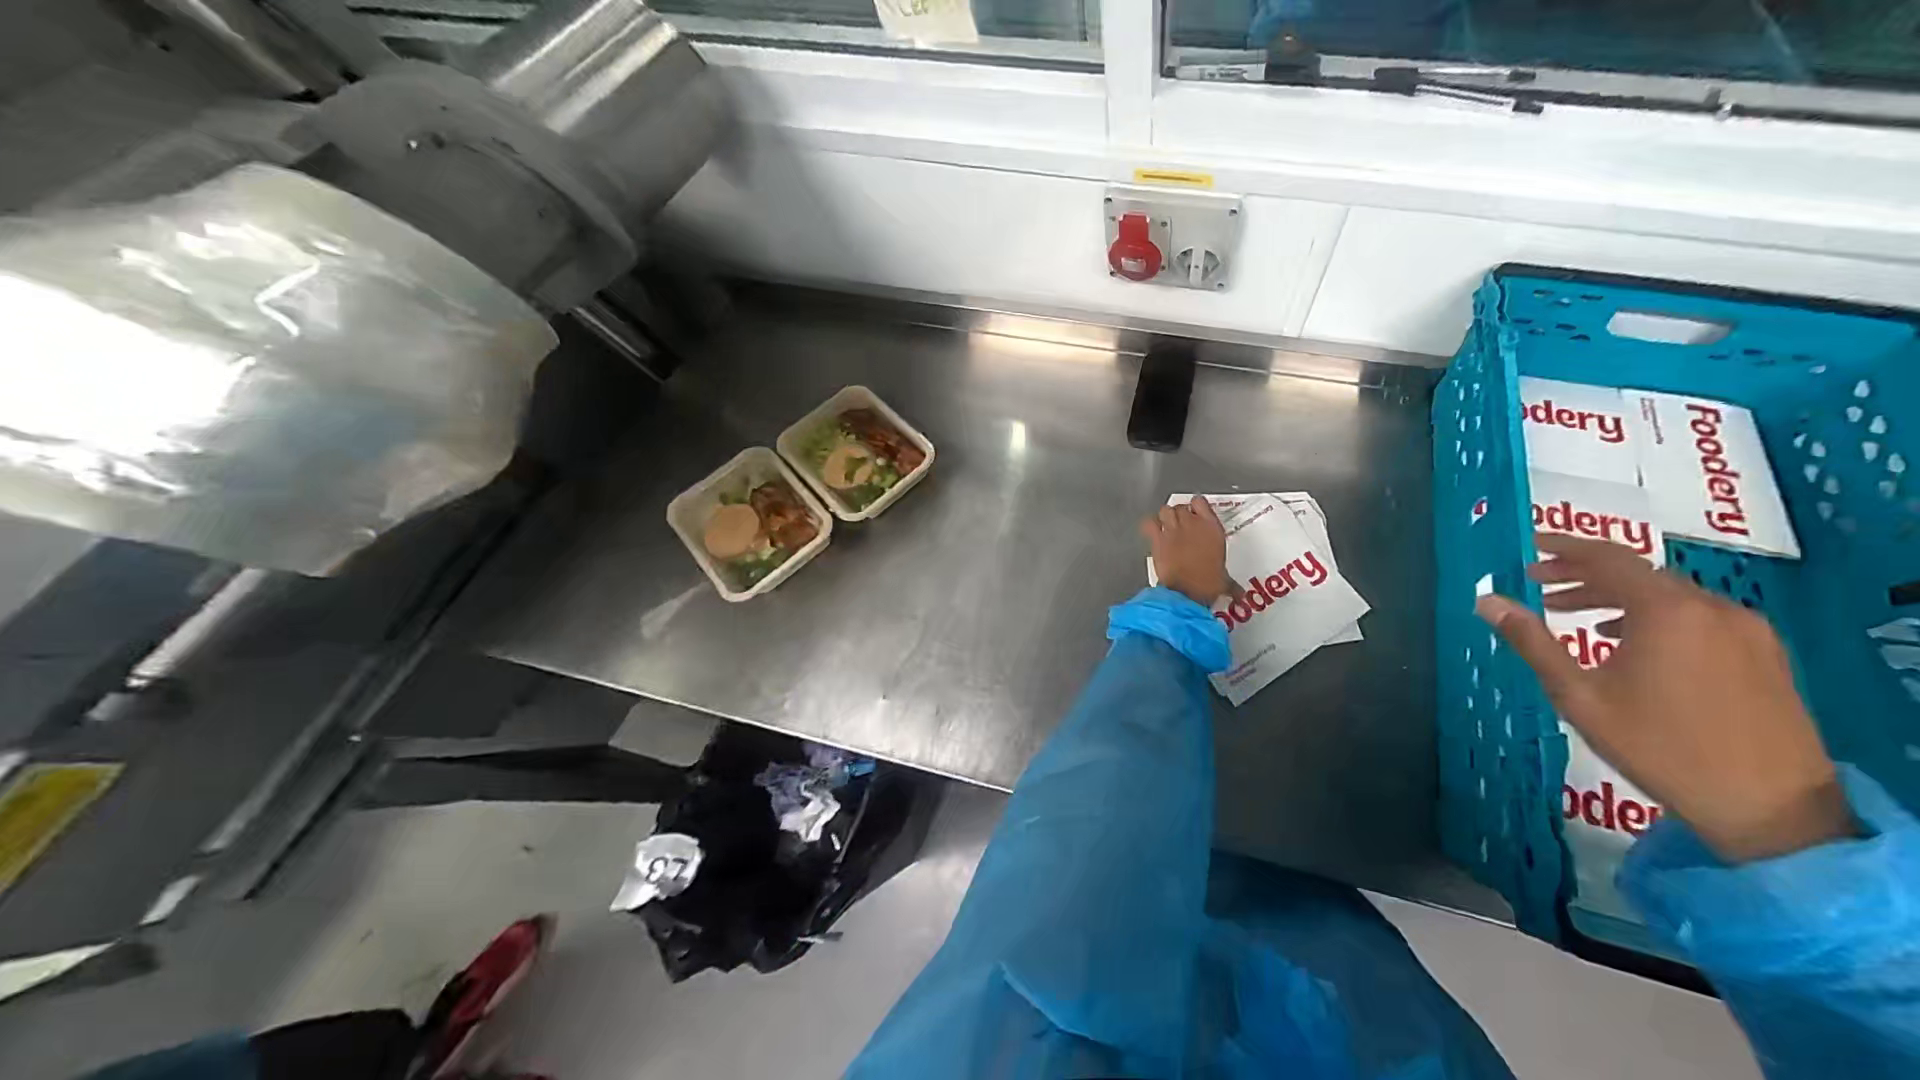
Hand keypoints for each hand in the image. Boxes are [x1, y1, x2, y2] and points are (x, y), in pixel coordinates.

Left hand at [1141, 497, 1235, 606]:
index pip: (1201, 502)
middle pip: (1181, 507)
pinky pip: (1149, 523)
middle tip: (1182, 526)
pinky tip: (1153, 532)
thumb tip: (1239, 594)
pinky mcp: (1157, 539)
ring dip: (1166, 517)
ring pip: (1165, 510)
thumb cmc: (1208, 583)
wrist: (1186, 591)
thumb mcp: (1224, 581)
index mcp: (1212, 528)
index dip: (1196, 507)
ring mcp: (1173, 529)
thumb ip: (1230, 582)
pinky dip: (1150, 525)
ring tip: (1168, 527)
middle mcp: (1192, 523)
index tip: (1197, 515)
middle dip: (1180, 514)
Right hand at [1476, 532, 1853, 862]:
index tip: (1530, 547)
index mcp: (1666, 611)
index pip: (1608, 559)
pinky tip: (1625, 640)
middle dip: (1584, 574)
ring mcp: (1746, 630)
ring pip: (1668, 595)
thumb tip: (1487, 601)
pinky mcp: (1763, 654)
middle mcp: (1712, 608)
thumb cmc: (1657, 746)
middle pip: (1638, 574)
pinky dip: (1651, 615)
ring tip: (1572, 614)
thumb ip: (1532, 641)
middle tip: (1539, 584)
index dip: (1564, 548)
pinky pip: (1696, 616)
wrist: (1769, 806)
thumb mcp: (1578, 695)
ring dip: (1616, 596)